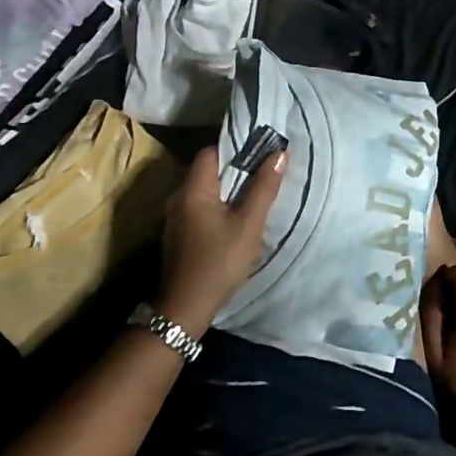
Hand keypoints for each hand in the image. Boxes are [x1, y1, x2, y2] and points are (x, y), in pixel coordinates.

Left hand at [156, 146, 284, 334]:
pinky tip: (234, 218)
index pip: (211, 152)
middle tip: (262, 172)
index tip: (259, 152)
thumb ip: (264, 188)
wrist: (186, 307)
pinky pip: (199, 207)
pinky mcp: (178, 234)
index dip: (234, 148)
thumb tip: (279, 153)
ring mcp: (176, 217)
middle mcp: (179, 197)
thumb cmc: (219, 261)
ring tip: (253, 194)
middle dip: (234, 168)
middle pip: (207, 170)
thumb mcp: (249, 224)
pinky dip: (217, 205)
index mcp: (194, 189)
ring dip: (226, 189)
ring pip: (204, 190)